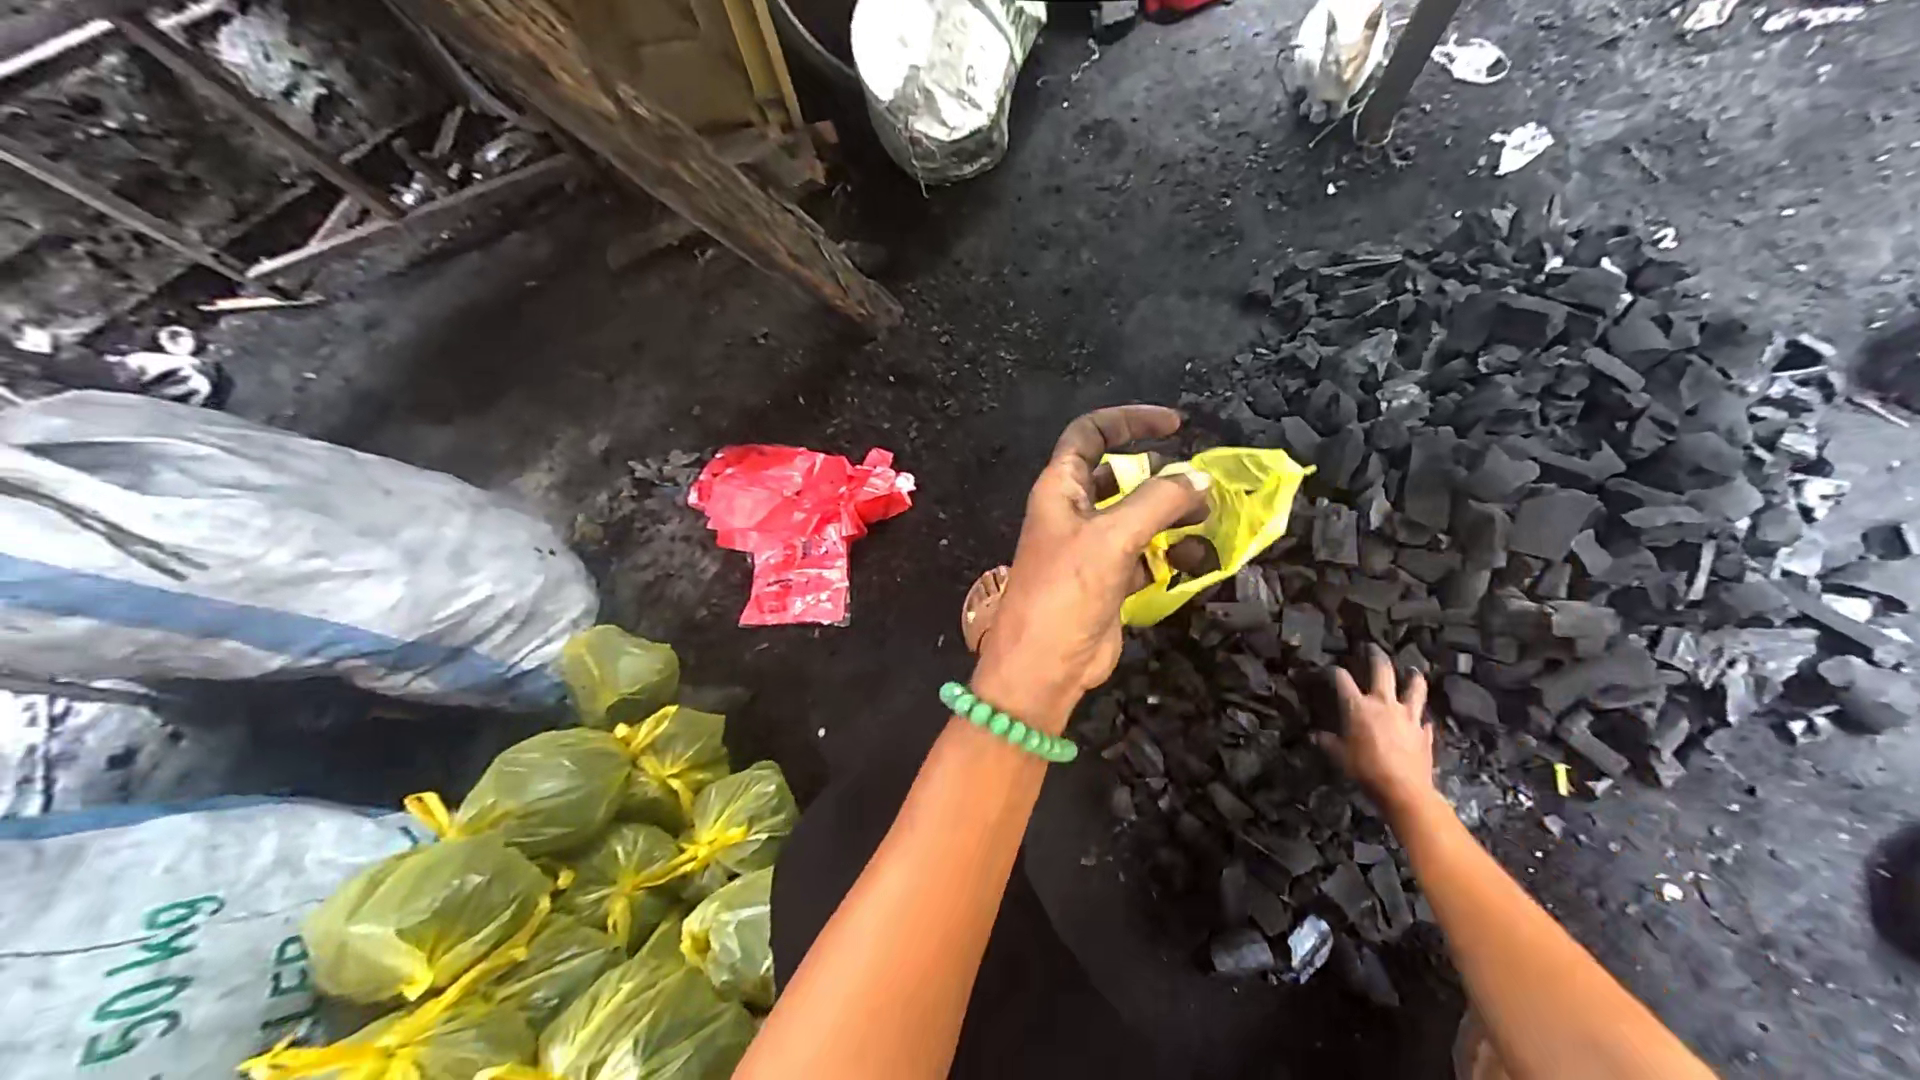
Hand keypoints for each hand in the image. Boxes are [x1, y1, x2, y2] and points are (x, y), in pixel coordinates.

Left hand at [971, 406, 1209, 733]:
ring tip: (1206, 522)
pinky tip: (1193, 561)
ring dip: (1171, 516)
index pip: (1090, 434)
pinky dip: (1168, 554)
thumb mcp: (1112, 537)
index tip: (1174, 425)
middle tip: (1200, 488)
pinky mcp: (1107, 579)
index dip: (1128, 421)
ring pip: (1136, 517)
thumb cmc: (1067, 591)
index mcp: (1061, 488)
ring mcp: (1090, 547)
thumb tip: (1198, 480)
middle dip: (1160, 476)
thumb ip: (1158, 501)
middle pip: (1119, 476)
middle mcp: (1073, 512)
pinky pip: (1144, 554)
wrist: (1044, 664)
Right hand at [1314, 645, 1435, 815]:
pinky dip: (1420, 716)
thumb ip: (1326, 741)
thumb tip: (1314, 735)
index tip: (1328, 669)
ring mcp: (1408, 715)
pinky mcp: (1424, 731)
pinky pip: (1423, 719)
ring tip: (1413, 671)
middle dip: (1376, 655)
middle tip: (1372, 648)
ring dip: (1413, 677)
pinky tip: (1420, 718)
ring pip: (1414, 688)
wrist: (1403, 789)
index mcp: (1358, 706)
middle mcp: (1383, 703)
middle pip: (1382, 670)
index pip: (1342, 678)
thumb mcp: (1337, 754)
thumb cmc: (1364, 768)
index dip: (1333, 670)